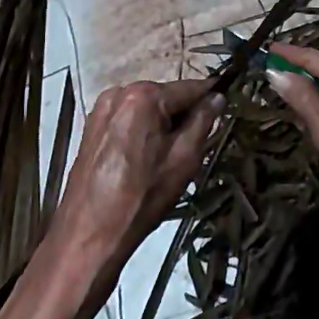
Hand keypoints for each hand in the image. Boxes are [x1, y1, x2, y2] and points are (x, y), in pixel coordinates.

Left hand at [53, 79, 224, 256]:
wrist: (90, 231)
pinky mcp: (92, 127)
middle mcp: (118, 92)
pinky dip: (144, 132)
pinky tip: (148, 159)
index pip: (189, 87)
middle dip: (184, 115)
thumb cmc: (142, 195)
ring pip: (148, 109)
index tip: (228, 107)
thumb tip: (217, 97)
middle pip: (166, 96)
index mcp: (143, 96)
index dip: (211, 97)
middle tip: (197, 145)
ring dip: (164, 125)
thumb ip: (203, 120)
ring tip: (171, 157)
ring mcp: (101, 109)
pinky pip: (129, 119)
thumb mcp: (184, 158)